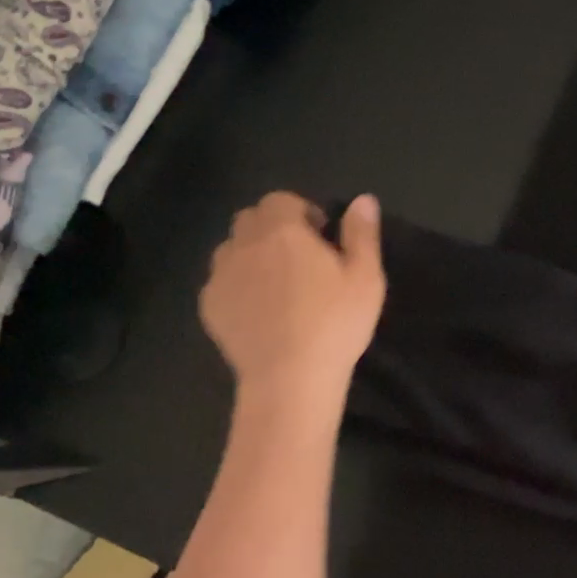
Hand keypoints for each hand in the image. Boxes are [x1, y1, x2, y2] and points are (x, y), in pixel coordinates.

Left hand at [200, 192, 385, 401]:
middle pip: (252, 220)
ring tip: (278, 290)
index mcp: (283, 229)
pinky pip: (223, 284)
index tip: (322, 239)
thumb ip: (362, 235)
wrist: (290, 377)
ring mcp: (221, 274)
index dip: (303, 213)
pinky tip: (261, 315)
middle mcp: (244, 243)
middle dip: (274, 231)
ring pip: (233, 251)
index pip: (283, 200)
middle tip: (301, 263)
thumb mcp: (366, 279)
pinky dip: (239, 290)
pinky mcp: (210, 305)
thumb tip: (364, 200)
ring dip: (253, 258)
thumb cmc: (335, 325)